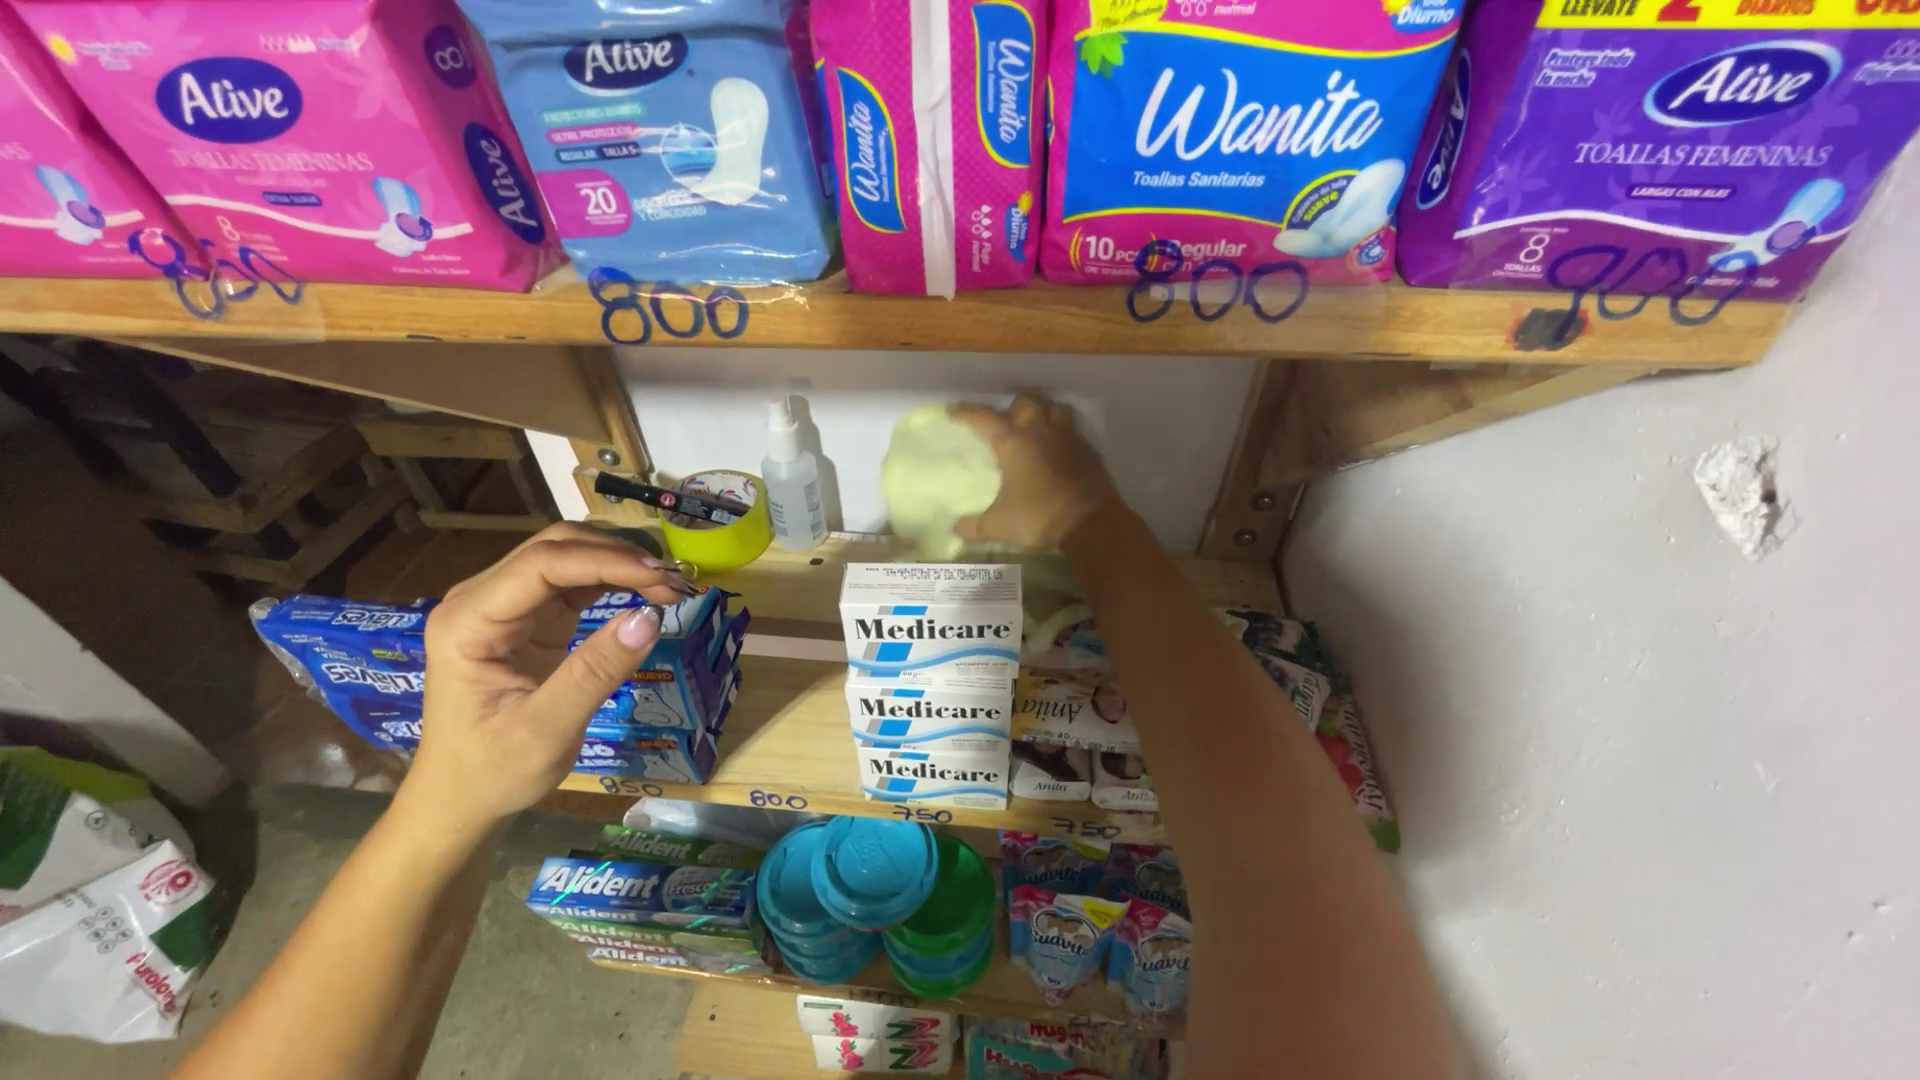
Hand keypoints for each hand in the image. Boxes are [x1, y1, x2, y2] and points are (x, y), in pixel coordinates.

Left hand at [399, 523, 692, 833]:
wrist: (461, 799)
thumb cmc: (493, 771)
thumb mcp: (546, 731)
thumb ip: (595, 671)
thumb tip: (650, 617)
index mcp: (469, 621)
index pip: (542, 565)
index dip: (606, 562)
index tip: (662, 579)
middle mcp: (480, 600)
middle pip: (555, 548)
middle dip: (618, 556)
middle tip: (674, 583)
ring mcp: (506, 606)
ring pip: (569, 557)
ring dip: (620, 564)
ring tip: (669, 587)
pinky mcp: (530, 618)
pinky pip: (575, 582)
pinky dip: (614, 581)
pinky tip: (646, 593)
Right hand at [949, 393, 1124, 548]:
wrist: (1090, 521)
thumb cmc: (1039, 517)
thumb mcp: (1000, 526)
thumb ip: (975, 527)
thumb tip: (956, 530)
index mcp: (1013, 443)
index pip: (984, 418)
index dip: (966, 412)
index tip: (954, 411)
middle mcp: (1039, 432)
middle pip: (1025, 400)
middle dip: (1013, 407)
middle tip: (1006, 422)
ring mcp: (1067, 437)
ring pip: (1054, 407)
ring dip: (1043, 411)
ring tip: (1036, 426)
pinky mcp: (1087, 448)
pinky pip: (1072, 429)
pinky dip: (1062, 432)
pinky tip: (1059, 448)